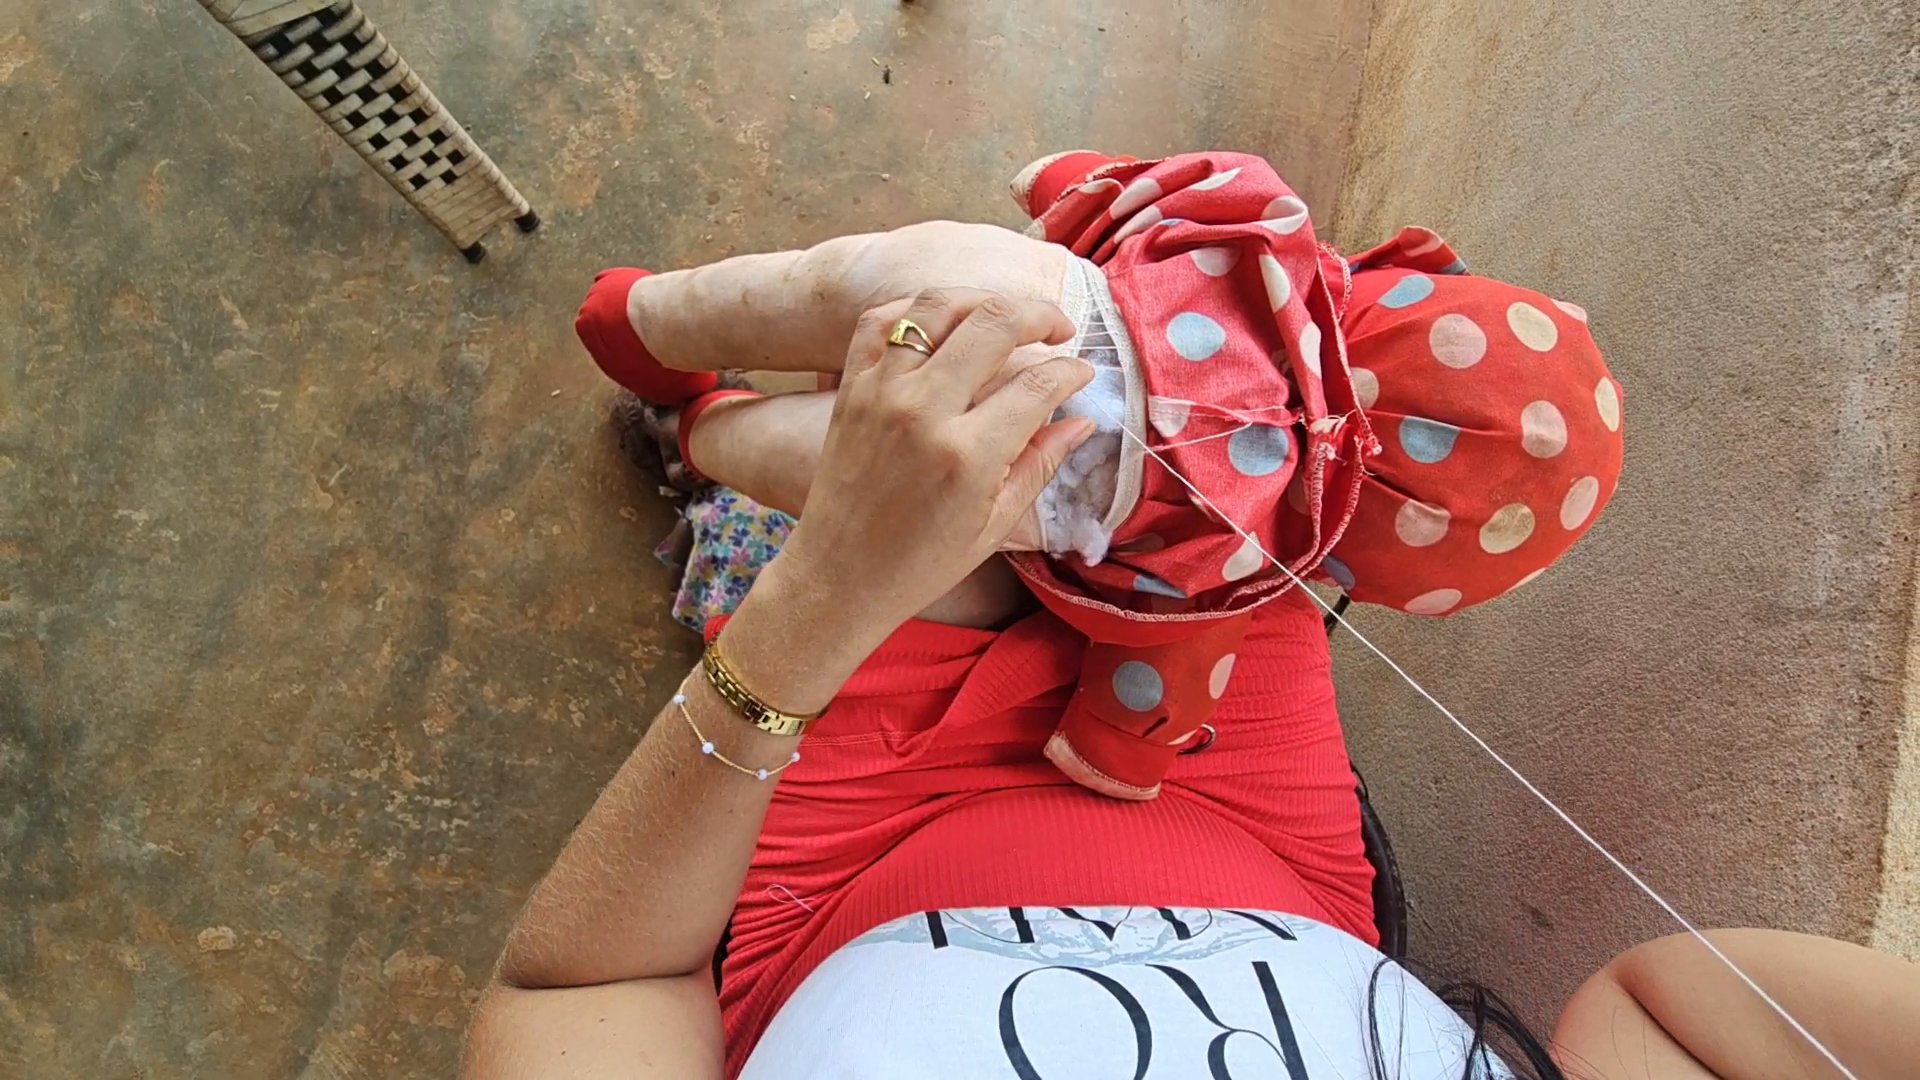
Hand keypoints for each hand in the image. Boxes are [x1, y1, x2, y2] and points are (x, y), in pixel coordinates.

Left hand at [721, 288, 1094, 709]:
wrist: (839, 577)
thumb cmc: (920, 564)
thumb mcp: (994, 526)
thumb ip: (1040, 464)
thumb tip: (1081, 421)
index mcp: (969, 454)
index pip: (1038, 384)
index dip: (1072, 371)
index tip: (1083, 373)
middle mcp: (924, 410)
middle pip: (995, 323)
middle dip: (1040, 315)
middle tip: (1060, 330)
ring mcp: (882, 392)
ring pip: (938, 307)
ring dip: (983, 300)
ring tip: (1007, 315)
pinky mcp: (852, 389)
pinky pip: (879, 321)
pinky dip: (916, 309)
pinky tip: (943, 320)